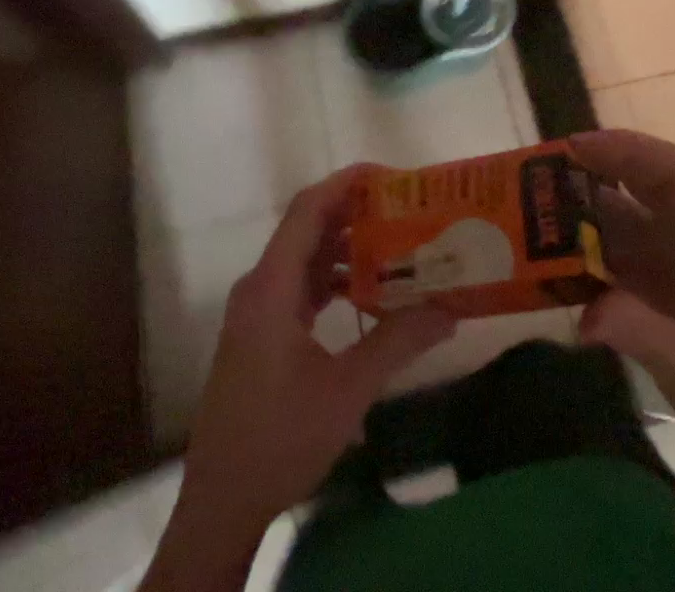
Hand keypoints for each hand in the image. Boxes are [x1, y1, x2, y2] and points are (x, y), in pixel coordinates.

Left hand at [178, 165, 454, 530]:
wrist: (222, 499)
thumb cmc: (279, 438)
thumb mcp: (347, 390)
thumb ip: (398, 342)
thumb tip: (451, 309)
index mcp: (272, 288)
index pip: (308, 211)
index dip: (346, 183)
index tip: (394, 176)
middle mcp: (261, 289)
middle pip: (308, 230)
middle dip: (359, 214)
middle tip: (412, 211)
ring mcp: (259, 313)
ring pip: (307, 261)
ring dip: (351, 250)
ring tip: (403, 247)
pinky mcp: (263, 336)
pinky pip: (304, 290)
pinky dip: (338, 282)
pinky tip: (374, 295)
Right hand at [571, 130, 674, 466]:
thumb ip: (637, 332)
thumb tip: (583, 313)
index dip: (629, 151)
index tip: (576, 147)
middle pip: (652, 183)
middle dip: (601, 166)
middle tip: (543, 168)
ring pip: (633, 215)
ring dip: (589, 208)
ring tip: (537, 207)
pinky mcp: (666, 284)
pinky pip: (625, 250)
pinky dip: (591, 247)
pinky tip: (556, 258)